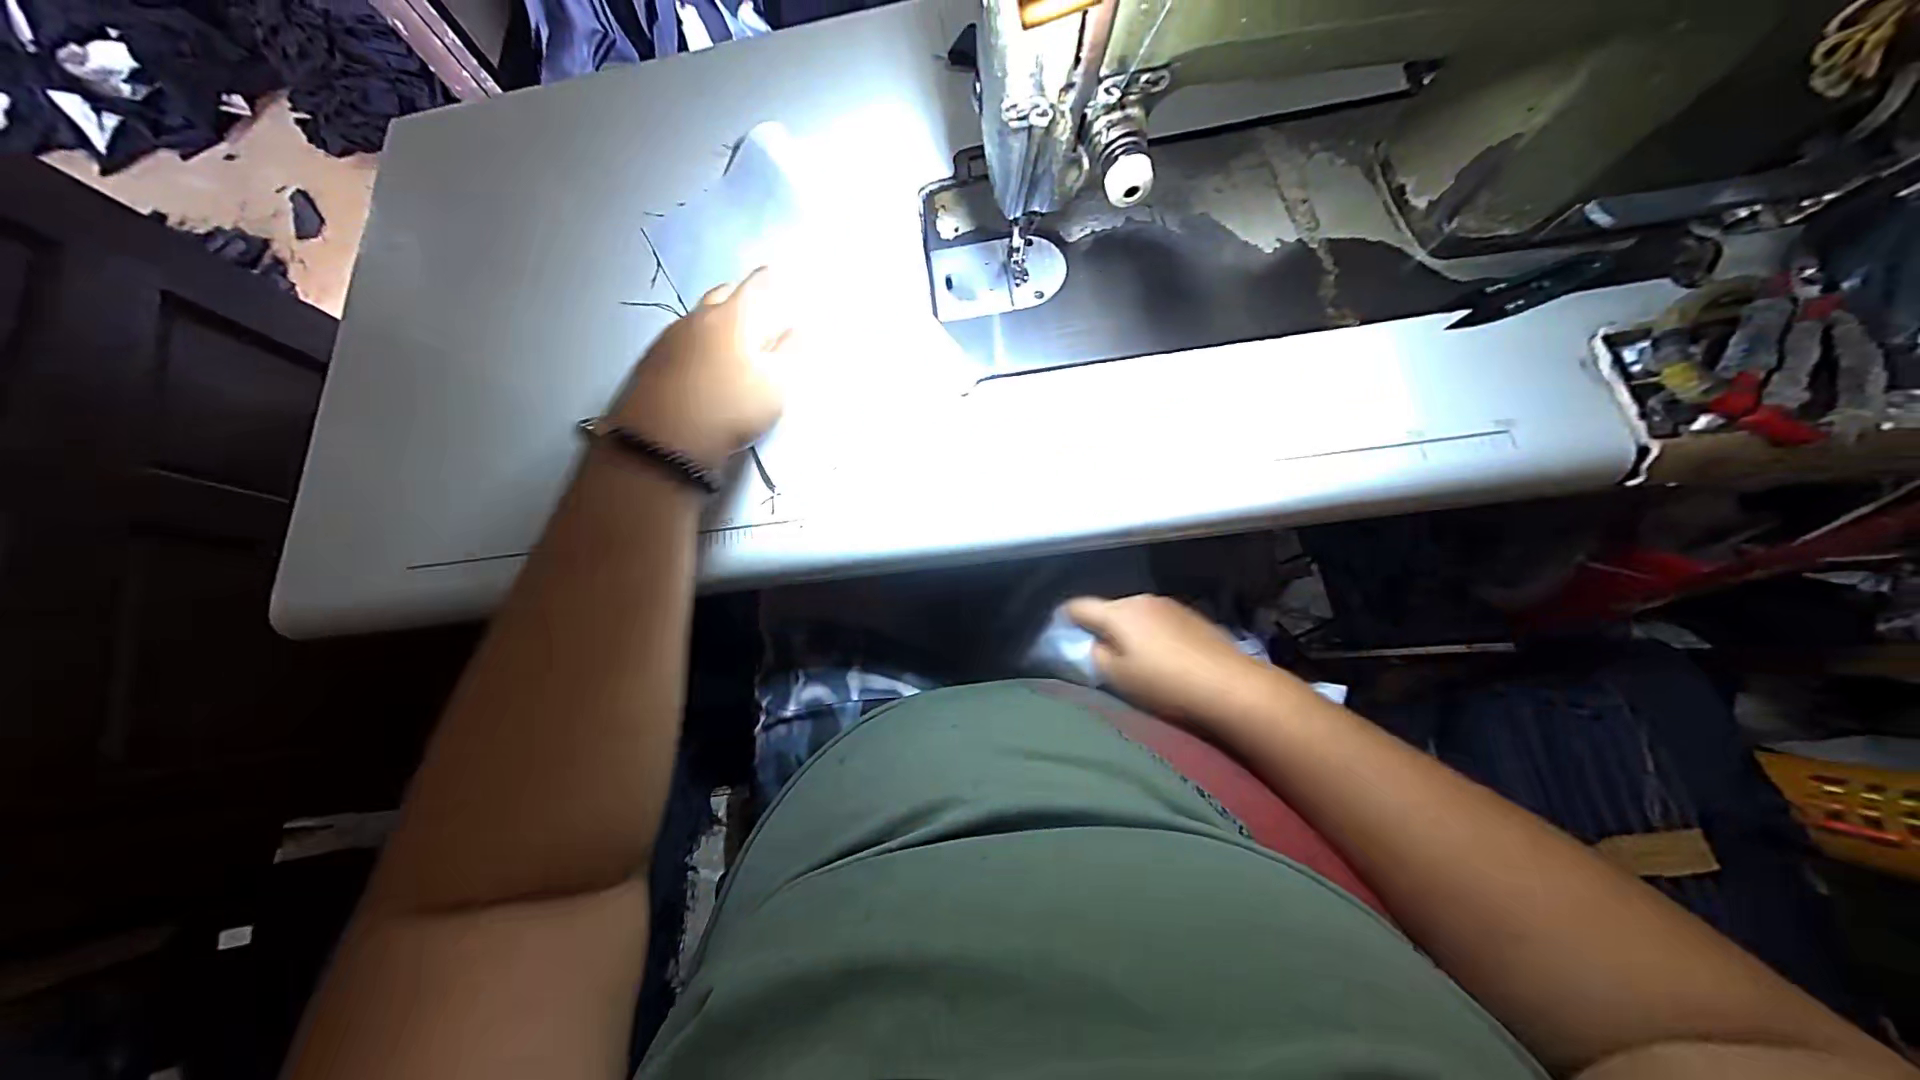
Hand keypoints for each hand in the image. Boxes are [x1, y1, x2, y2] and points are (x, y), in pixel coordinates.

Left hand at [612, 268, 791, 470]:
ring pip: (700, 316)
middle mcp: (699, 317)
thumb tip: (800, 329)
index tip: (781, 276)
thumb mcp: (776, 386)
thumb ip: (792, 353)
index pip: (757, 285)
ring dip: (718, 319)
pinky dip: (699, 341)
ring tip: (731, 337)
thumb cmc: (731, 409)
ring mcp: (671, 337)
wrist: (664, 440)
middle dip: (742, 295)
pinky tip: (703, 362)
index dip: (772, 279)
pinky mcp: (652, 360)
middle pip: (723, 294)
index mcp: (733, 317)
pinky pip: (682, 338)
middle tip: (757, 308)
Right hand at [1063, 594, 1276, 725]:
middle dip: (1100, 628)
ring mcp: (1170, 605)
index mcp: (1118, 611)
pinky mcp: (1192, 616)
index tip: (1061, 635)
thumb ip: (1093, 655)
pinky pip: (1159, 621)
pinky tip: (1163, 658)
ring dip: (1129, 631)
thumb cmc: (1165, 683)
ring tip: (1134, 659)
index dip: (1064, 620)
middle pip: (1109, 609)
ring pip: (1135, 615)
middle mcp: (1141, 599)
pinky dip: (1152, 635)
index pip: (1077, 607)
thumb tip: (1089, 644)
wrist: (1231, 686)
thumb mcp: (1116, 677)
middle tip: (1100, 655)